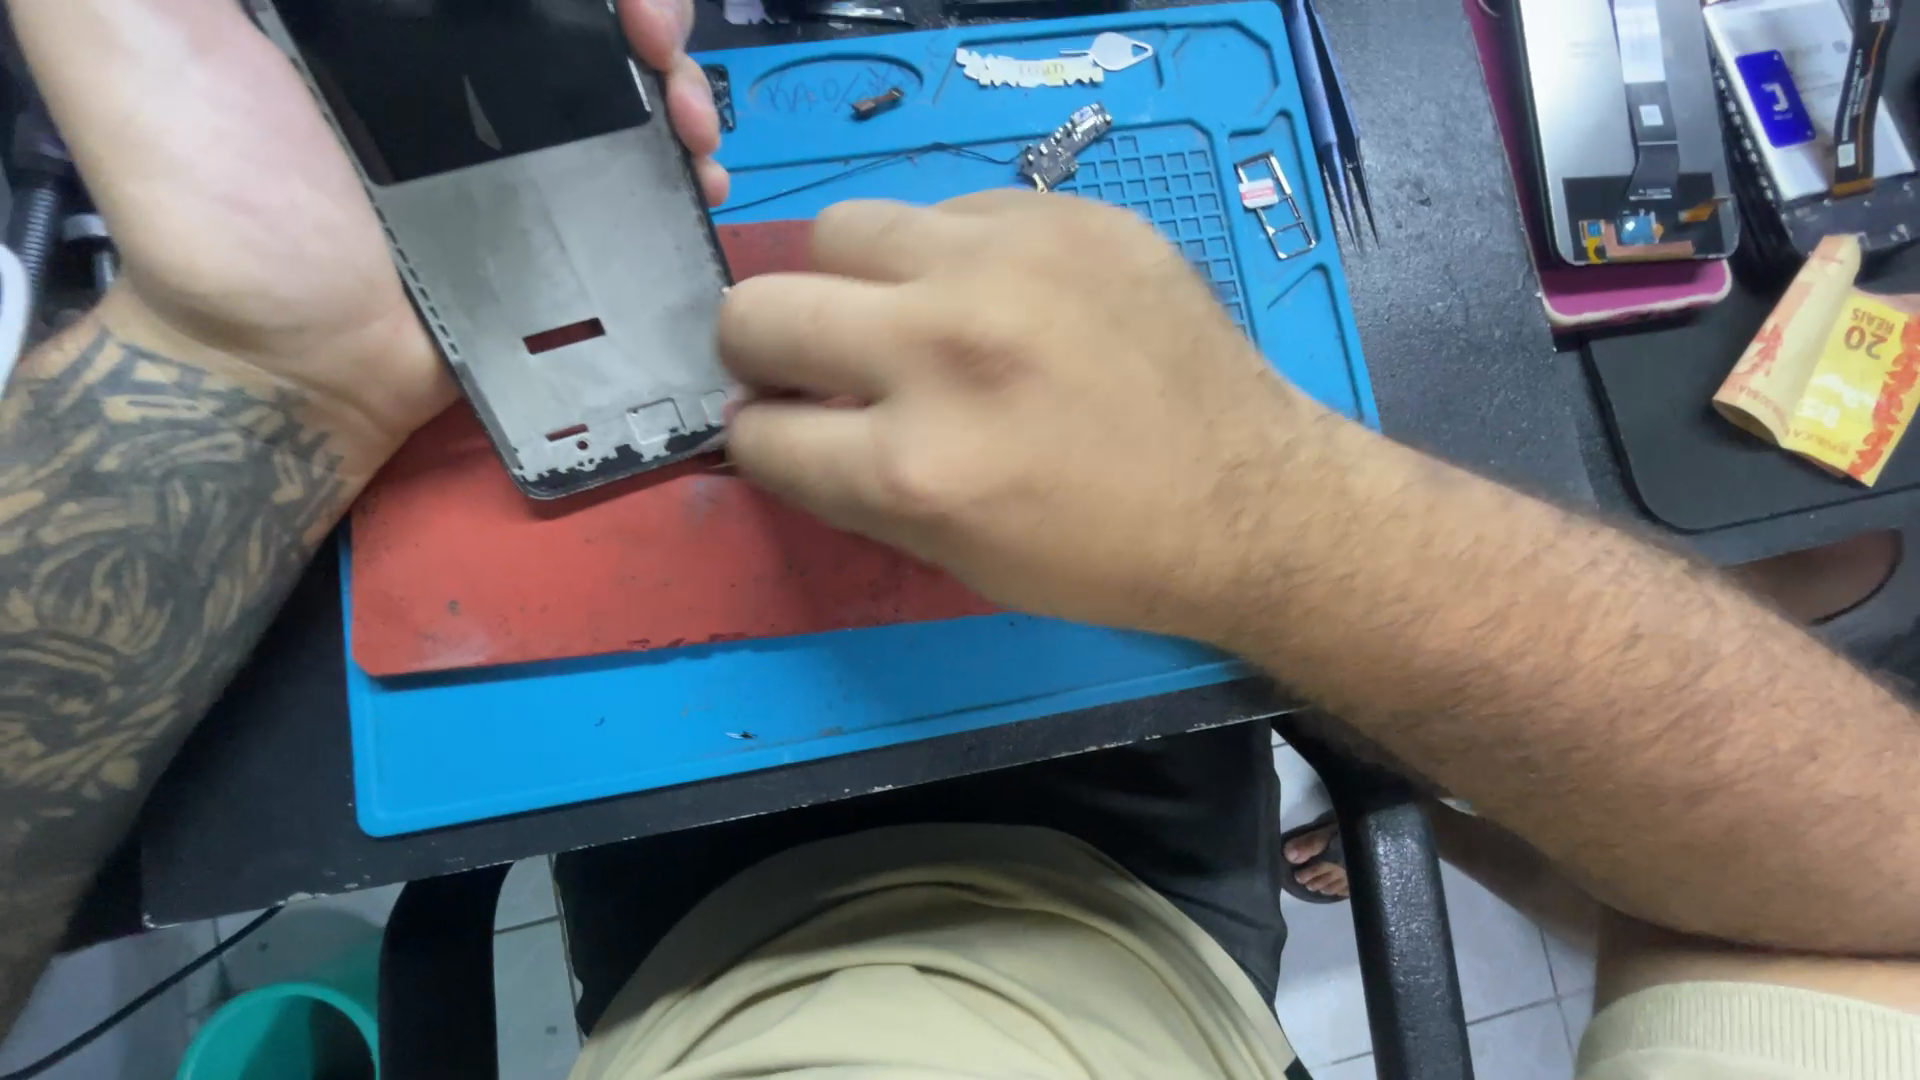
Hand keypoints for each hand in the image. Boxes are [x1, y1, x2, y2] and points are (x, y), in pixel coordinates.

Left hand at [9, 0, 726, 470]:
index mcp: (390, 17)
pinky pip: (649, 186)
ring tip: (693, 125)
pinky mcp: (573, 229)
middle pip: (585, 24)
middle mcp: (473, 76)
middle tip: (658, 41)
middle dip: (647, 14)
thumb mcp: (125, 21)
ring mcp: (535, 158)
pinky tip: (701, 177)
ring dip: (686, 90)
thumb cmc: (214, 198)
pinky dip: (691, 172)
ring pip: (635, 93)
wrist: (304, 362)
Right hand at [720, 192, 1321, 637]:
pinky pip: (946, 213)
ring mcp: (1009, 265)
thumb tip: (772, 418)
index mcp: (914, 468)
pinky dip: (944, 260)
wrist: (1246, 503)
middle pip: (757, 309)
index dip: (760, 440)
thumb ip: (848, 484)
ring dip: (848, 286)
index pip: (755, 433)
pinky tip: (999, 299)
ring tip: (907, 319)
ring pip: (839, 230)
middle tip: (811, 367)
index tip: (786, 432)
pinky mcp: (1067, 215)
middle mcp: (943, 349)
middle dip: (762, 351)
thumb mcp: (953, 553)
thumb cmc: (1096, 557)